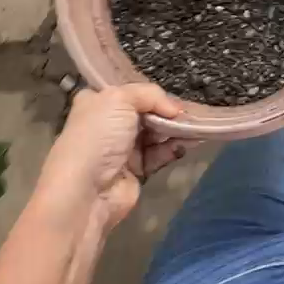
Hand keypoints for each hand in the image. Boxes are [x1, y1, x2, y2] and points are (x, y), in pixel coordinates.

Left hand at [36, 83, 187, 230]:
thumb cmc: (98, 136)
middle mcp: (109, 124)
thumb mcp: (120, 99)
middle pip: (146, 112)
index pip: (128, 92)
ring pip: (156, 133)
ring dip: (176, 129)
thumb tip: (175, 110)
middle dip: (168, 112)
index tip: (170, 96)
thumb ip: (151, 95)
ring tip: (196, 126)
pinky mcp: (137, 170)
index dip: (150, 93)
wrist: (86, 191)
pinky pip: (160, 154)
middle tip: (191, 112)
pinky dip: (174, 147)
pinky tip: (190, 142)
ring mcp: (122, 148)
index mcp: (97, 102)